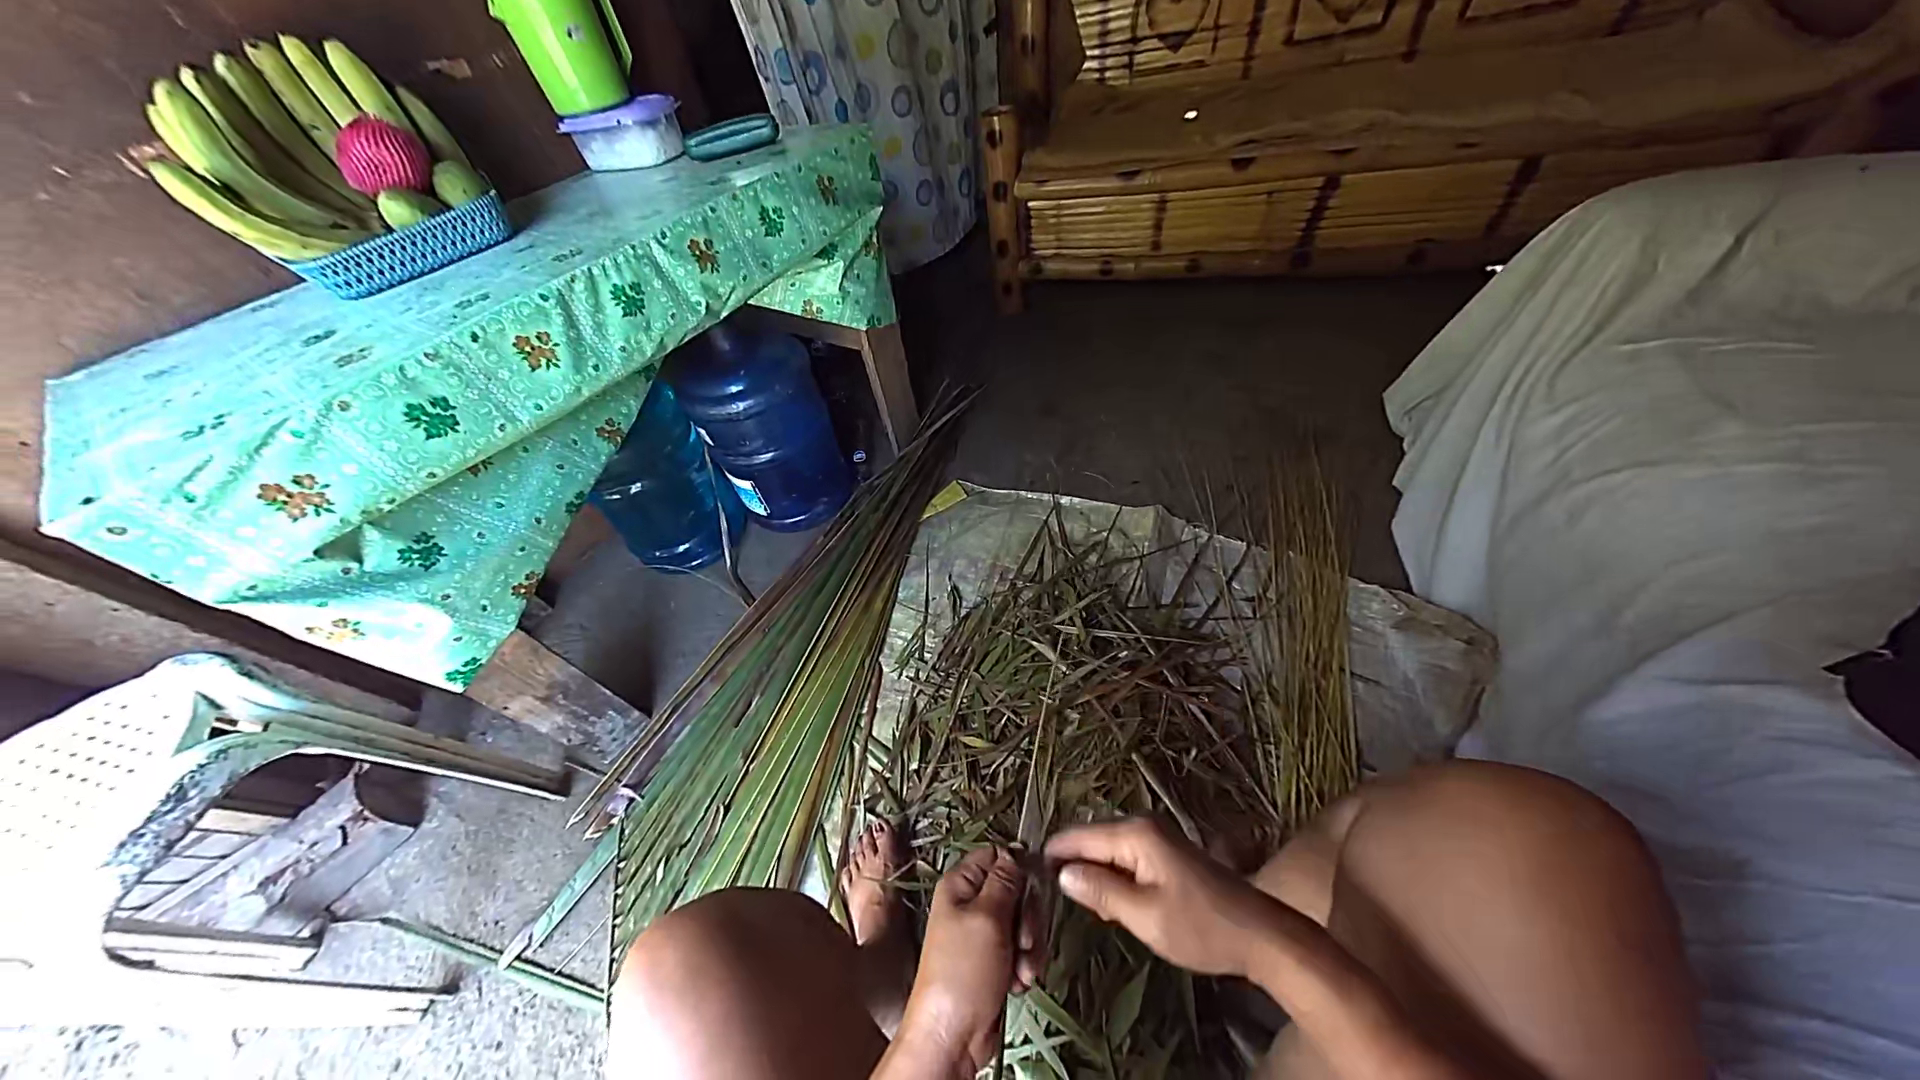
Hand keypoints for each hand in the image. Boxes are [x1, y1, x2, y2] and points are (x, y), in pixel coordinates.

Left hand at [892, 847, 1040, 1074]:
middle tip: (1023, 938)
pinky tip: (1017, 981)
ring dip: (1030, 945)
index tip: (1030, 886)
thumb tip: (1015, 852)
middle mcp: (972, 903)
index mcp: (960, 884)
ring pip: (1023, 920)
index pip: (996, 855)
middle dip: (1028, 916)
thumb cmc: (962, 972)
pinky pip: (1022, 948)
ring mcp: (984, 933)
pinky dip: (1024, 964)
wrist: (953, 1036)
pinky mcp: (996, 959)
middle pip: (1016, 889)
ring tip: (1020, 968)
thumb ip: (1005, 881)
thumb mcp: (987, 917)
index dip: (1017, 867)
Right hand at [1046, 817, 1282, 979]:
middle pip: (1091, 840)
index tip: (1032, 878)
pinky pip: (1125, 858)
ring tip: (1085, 907)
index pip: (1077, 836)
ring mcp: (1156, 837)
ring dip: (1094, 875)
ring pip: (1107, 851)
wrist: (1260, 935)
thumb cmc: (1202, 927)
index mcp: (1135, 833)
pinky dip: (1113, 878)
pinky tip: (1113, 904)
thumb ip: (1100, 891)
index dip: (1053, 856)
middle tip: (1058, 902)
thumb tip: (1063, 874)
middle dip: (1074, 867)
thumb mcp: (1144, 916)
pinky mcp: (1165, 853)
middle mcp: (1143, 825)